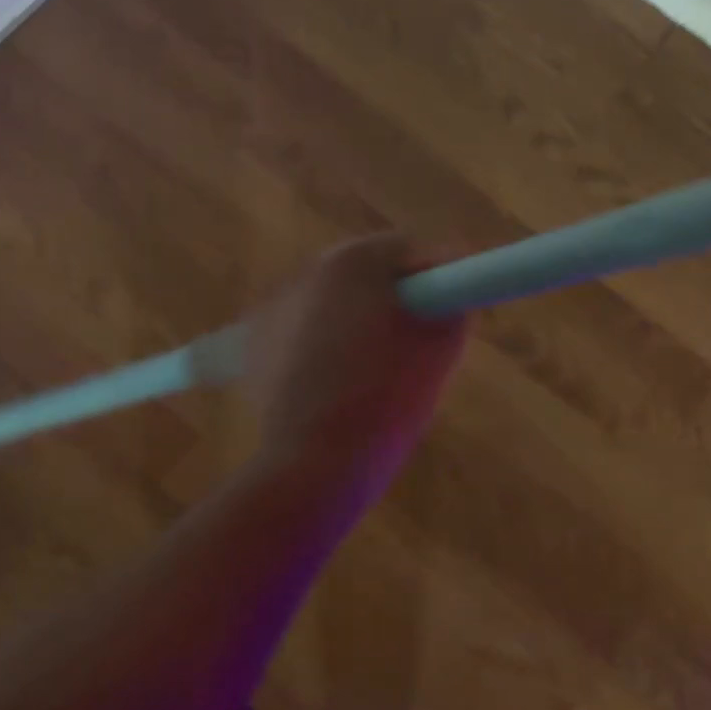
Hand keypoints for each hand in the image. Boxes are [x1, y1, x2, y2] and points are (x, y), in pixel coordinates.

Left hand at [244, 235, 467, 495]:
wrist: (317, 460)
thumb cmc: (387, 395)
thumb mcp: (441, 345)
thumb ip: (455, 301)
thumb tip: (455, 292)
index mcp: (353, 260)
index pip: (408, 249)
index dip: (437, 275)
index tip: (454, 305)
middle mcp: (307, 270)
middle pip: (365, 271)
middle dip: (394, 297)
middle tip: (420, 338)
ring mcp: (274, 306)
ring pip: (334, 300)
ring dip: (358, 318)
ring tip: (376, 367)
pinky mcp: (255, 344)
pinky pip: (305, 329)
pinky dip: (325, 344)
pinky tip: (339, 382)